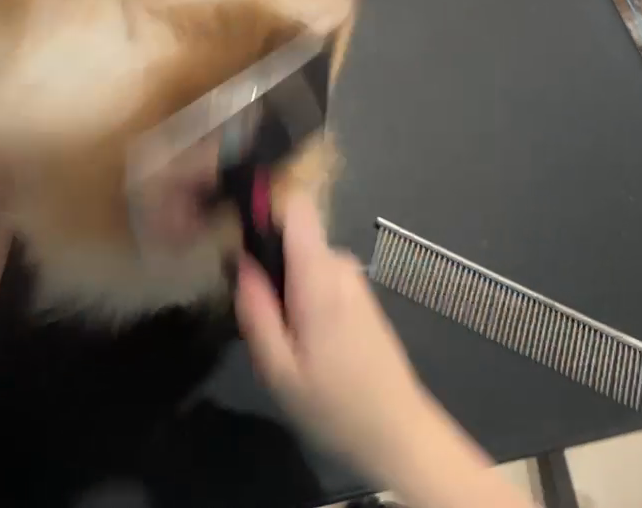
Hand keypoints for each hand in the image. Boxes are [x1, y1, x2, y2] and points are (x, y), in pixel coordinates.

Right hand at [232, 192, 430, 473]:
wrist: (401, 434)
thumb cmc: (336, 406)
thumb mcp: (279, 370)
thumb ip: (256, 310)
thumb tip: (241, 262)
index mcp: (319, 276)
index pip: (297, 206)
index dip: (266, 208)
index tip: (240, 234)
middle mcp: (341, 266)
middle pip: (293, 239)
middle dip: (269, 270)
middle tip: (261, 322)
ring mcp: (354, 281)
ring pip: (303, 263)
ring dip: (287, 292)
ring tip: (286, 345)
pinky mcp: (361, 297)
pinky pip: (320, 279)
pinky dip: (305, 302)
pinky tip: (309, 348)